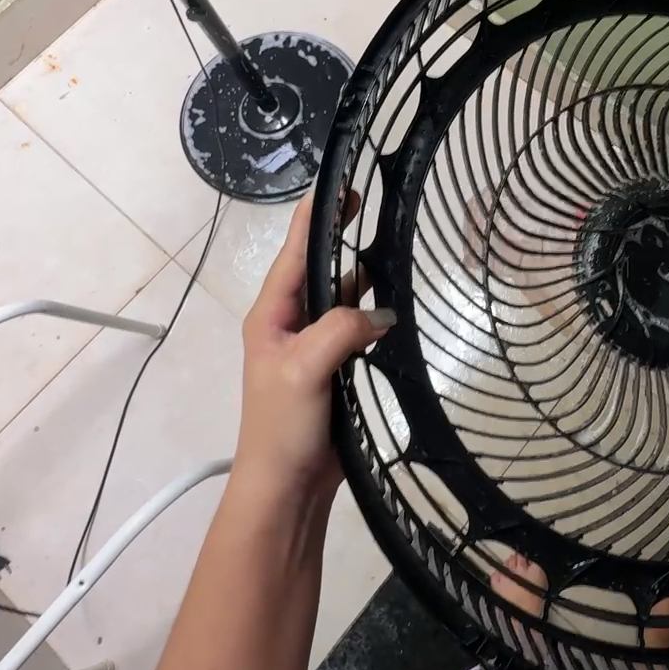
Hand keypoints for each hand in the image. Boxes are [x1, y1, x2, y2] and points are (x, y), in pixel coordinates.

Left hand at [231, 192, 394, 496]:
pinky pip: (356, 325)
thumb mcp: (303, 369)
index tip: (340, 183)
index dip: (313, 215)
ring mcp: (314, 344)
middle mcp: (291, 321)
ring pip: (341, 296)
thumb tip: (383, 316)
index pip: (292, 252)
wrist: (287, 485)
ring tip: (392, 244)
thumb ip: (341, 330)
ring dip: (362, 274)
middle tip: (371, 201)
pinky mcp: (335, 365)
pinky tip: (397, 302)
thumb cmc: (282, 425)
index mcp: (271, 314)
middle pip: (318, 267)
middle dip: (341, 234)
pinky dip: (375, 310)